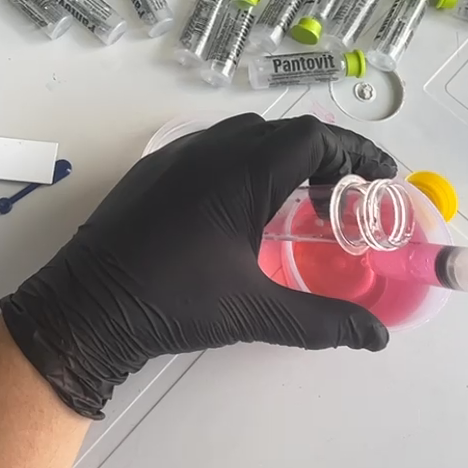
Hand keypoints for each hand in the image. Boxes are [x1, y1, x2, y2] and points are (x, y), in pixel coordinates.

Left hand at [1, 114, 395, 418]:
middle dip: (323, 158)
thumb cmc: (174, 301)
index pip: (313, 139)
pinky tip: (246, 207)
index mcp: (241, 172)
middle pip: (283, 133)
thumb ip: (323, 320)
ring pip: (245, 136)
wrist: (88, 304)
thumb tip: (375, 335)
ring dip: (281, 158)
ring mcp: (177, 155)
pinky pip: (212, 148)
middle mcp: (210, 150)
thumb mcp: (256, 312)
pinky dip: (244, 163)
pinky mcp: (155, 169)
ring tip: (302, 201)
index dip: (354, 153)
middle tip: (345, 198)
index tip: (379, 179)